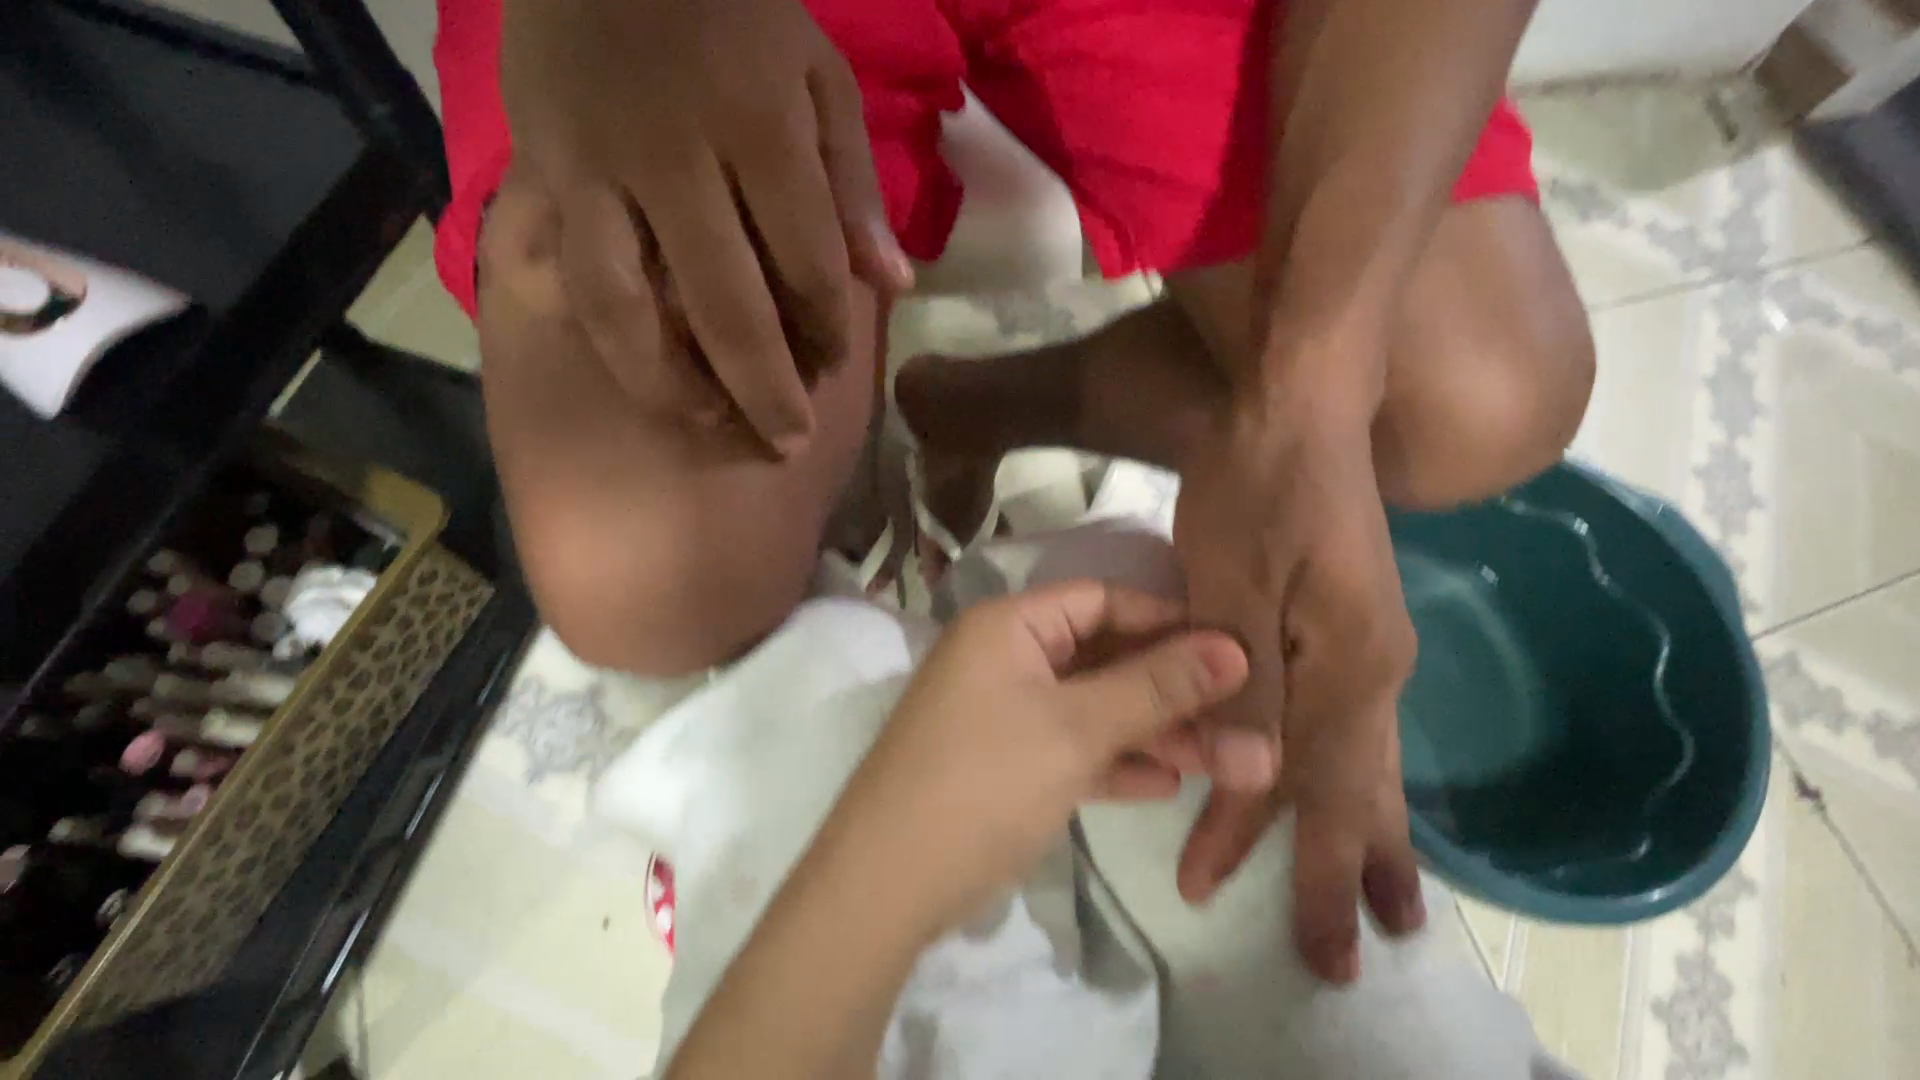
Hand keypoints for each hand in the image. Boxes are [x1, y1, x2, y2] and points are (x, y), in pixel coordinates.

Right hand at [500, 0, 911, 453]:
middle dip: (765, 388)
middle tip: (787, 442)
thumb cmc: (735, 3)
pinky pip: (574, 278)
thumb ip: (854, 184)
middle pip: (727, 308)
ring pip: (627, 310)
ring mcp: (596, 169)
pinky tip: (642, 374)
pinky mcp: (540, 173)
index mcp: (760, 128)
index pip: (808, 264)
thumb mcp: (819, 73)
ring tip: (708, 421)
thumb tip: (891, 285)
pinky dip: (610, 338)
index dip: (828, 330)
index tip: (834, 366)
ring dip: (671, 383)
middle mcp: (675, 160)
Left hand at [832, 581, 1247, 931]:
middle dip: (1171, 690)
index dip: (1170, 620)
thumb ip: (1157, 687)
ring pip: (1092, 706)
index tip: (1236, 650)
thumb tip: (1235, 647)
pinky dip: (1114, 761)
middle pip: (1103, 656)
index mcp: (1010, 624)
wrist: (887, 884)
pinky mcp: (1005, 762)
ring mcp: (1003, 711)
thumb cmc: (985, 783)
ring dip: (1152, 731)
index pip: (1103, 599)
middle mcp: (1005, 656)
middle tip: (1241, 720)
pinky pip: (1071, 747)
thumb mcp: (1077, 729)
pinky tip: (1167, 784)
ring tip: (1224, 760)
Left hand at [1172, 406, 1425, 982]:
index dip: (1292, 860)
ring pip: (1361, 757)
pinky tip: (1335, 788)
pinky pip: (1345, 721)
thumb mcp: (1230, 584)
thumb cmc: (1254, 488)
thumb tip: (1255, 779)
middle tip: (1349, 951)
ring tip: (1381, 895)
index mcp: (1345, 667)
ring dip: (1360, 828)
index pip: (1317, 791)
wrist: (1299, 405)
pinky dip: (1340, 770)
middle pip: (1357, 787)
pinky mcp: (1344, 622)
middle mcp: (1373, 668)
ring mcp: (1366, 643)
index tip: (1274, 929)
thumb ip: (1243, 683)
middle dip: (1347, 868)